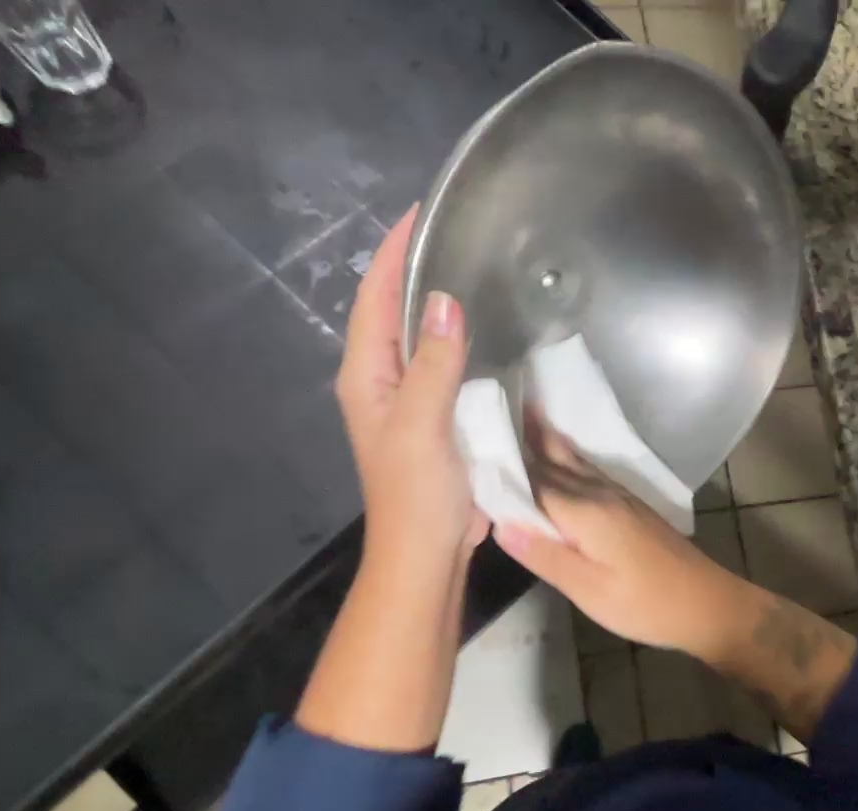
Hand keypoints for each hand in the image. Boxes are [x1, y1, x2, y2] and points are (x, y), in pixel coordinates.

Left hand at [335, 204, 485, 574]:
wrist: (426, 552)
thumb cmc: (416, 492)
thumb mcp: (421, 425)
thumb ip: (433, 364)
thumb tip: (445, 301)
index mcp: (366, 375)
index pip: (374, 298)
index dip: (393, 253)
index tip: (422, 212)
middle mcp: (383, 379)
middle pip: (395, 311)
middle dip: (418, 269)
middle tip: (460, 233)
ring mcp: (411, 400)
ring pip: (423, 338)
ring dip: (443, 304)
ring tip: (477, 267)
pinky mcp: (439, 417)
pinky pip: (448, 366)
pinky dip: (463, 342)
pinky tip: (491, 331)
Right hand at [497, 424, 857, 741]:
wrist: (706, 604)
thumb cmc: (646, 604)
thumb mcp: (590, 590)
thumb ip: (546, 556)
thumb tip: (499, 522)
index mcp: (585, 512)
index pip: (530, 480)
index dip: (500, 464)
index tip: (467, 442)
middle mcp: (600, 494)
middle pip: (551, 463)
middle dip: (520, 439)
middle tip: (486, 408)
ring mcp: (618, 497)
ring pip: (573, 461)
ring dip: (546, 440)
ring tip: (520, 412)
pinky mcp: (630, 506)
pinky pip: (589, 472)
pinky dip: (567, 458)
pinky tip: (562, 455)